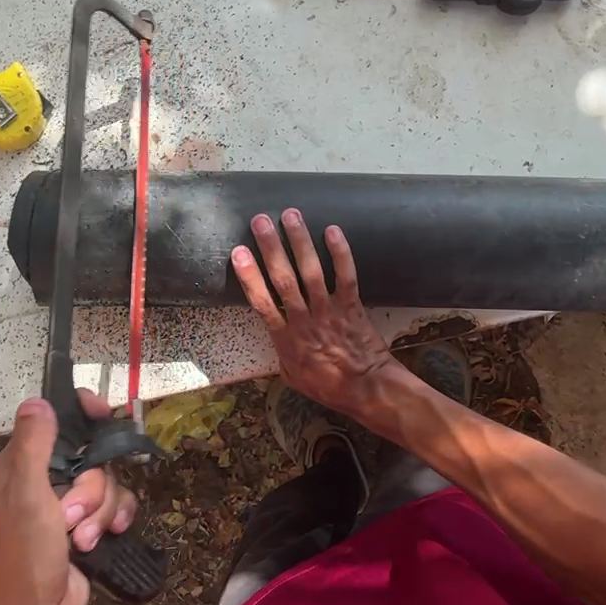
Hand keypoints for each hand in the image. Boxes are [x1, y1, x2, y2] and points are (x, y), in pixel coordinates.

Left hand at [0, 390, 137, 604]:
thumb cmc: (24, 557)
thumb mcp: (25, 497)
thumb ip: (33, 445)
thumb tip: (37, 400)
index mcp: (16, 468)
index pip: (50, 420)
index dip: (78, 412)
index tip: (103, 412)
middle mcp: (40, 481)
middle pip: (87, 454)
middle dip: (91, 484)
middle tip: (72, 512)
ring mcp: (64, 505)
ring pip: (104, 480)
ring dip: (100, 509)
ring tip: (83, 538)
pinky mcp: (85, 526)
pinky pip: (114, 503)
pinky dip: (114, 518)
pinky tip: (106, 537)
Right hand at [231, 209, 407, 419]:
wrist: (366, 388)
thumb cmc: (326, 384)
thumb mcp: (291, 375)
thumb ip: (280, 349)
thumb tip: (272, 328)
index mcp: (285, 338)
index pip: (261, 302)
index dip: (249, 276)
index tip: (238, 252)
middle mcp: (304, 320)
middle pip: (283, 279)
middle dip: (271, 247)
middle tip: (261, 220)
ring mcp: (328, 311)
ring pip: (311, 272)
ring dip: (300, 242)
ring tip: (291, 215)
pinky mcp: (351, 305)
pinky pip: (345, 275)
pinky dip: (340, 253)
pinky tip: (332, 230)